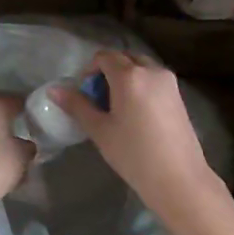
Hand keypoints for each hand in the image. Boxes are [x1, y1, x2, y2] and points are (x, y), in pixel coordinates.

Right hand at [53, 49, 216, 214]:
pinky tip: (136, 116)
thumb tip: (54, 89)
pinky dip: (140, 87)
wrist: (178, 177)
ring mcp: (169, 82)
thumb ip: (77, 106)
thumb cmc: (133, 154)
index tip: (84, 95)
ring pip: (141, 68)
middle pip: (124, 58)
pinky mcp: (179, 96)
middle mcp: (152, 70)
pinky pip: (153, 80)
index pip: (104, 57)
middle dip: (108, 73)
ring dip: (125, 79)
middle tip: (99, 101)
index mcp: (130, 75)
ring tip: (117, 109)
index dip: (89, 71)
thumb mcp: (100, 130)